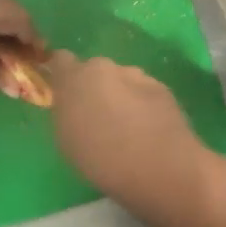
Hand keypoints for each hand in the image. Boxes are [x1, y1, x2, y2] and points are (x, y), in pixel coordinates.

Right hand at [46, 51, 207, 201]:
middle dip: (94, 88)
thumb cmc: (101, 159)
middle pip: (95, 71)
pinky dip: (144, 105)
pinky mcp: (164, 88)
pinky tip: (149, 130)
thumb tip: (72, 104)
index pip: (61, 60)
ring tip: (128, 128)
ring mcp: (138, 75)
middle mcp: (106, 68)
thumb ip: (66, 113)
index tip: (64, 93)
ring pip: (123, 80)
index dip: (63, 75)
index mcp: (76, 78)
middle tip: (98, 118)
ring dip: (121, 95)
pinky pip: (145, 92)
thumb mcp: (67, 141)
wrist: (158, 165)